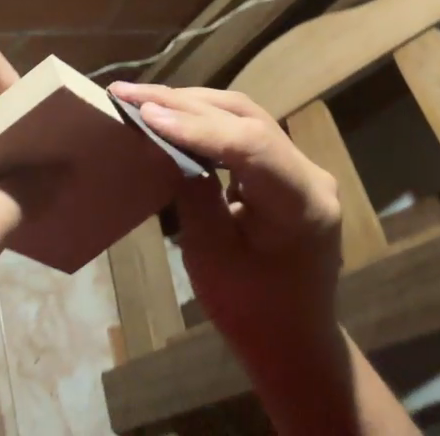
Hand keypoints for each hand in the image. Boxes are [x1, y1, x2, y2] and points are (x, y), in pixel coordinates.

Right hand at [108, 84, 343, 369]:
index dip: (195, 126)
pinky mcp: (286, 171)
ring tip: (142, 99)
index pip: (250, 145)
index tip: (146, 114)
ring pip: (245, 117)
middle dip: (183, 103)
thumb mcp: (211, 256)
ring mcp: (301, 169)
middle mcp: (310, 174)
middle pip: (246, 118)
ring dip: (191, 105)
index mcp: (302, 203)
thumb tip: (162, 140)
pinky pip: (245, 132)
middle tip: (128, 93)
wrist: (294, 344)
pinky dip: (206, 121)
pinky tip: (172, 116)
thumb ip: (192, 192)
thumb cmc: (251, 311)